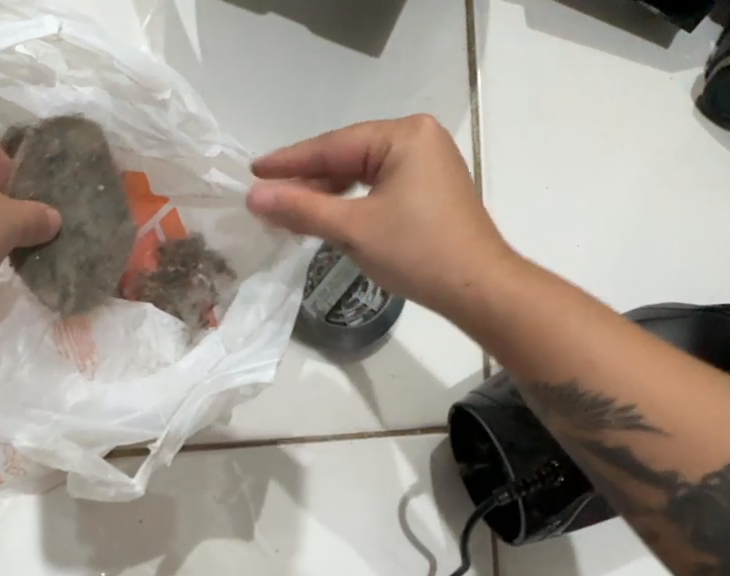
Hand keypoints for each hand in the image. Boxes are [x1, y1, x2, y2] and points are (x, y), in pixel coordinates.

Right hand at [247, 115, 519, 319]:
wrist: (475, 287)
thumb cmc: (416, 252)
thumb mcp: (353, 229)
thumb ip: (302, 209)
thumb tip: (255, 197)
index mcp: (404, 135)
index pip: (333, 146)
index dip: (290, 161)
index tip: (253, 172)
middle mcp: (419, 138)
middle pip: (348, 157)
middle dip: (308, 180)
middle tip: (267, 196)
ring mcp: (428, 164)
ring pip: (363, 174)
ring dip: (327, 194)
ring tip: (291, 211)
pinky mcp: (431, 190)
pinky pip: (380, 188)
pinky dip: (352, 203)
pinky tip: (330, 217)